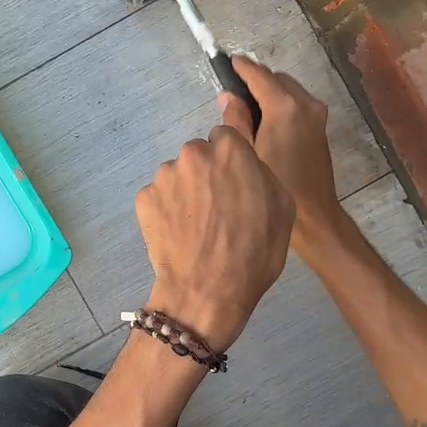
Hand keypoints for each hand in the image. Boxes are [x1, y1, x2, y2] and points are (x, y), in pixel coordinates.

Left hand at [134, 113, 293, 350]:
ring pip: (177, 175)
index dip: (231, 160)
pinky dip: (166, 210)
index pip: (226, 135)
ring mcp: (164, 176)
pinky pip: (159, 197)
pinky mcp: (144, 199)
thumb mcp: (283, 206)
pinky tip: (179, 234)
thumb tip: (245, 164)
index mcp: (230, 150)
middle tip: (217, 208)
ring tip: (197, 226)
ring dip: (185, 191)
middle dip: (206, 174)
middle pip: (199, 154)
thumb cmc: (254, 251)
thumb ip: (261, 171)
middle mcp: (193, 154)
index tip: (235, 182)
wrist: (207, 291)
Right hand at [222, 56, 342, 251]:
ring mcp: (317, 116)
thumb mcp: (248, 152)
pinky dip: (281, 105)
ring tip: (246, 109)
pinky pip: (298, 105)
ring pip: (290, 91)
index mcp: (285, 107)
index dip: (242, 68)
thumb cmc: (276, 185)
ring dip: (270, 92)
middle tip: (233, 92)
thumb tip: (228, 97)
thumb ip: (236, 120)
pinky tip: (264, 123)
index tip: (228, 61)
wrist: (314, 215)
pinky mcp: (320, 129)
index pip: (260, 76)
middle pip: (277, 80)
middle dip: (256, 81)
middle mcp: (306, 104)